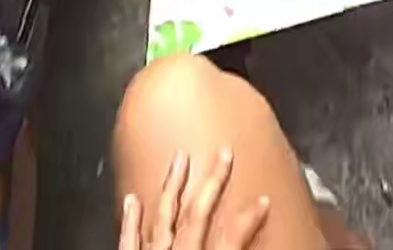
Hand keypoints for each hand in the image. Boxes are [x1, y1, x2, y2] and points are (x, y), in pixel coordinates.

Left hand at [119, 147, 270, 249]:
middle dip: (212, 182)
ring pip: (162, 219)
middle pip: (196, 216)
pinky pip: (127, 245)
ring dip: (172, 186)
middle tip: (224, 152)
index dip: (248, 219)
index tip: (264, 201)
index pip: (231, 241)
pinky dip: (131, 221)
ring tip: (179, 157)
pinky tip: (133, 198)